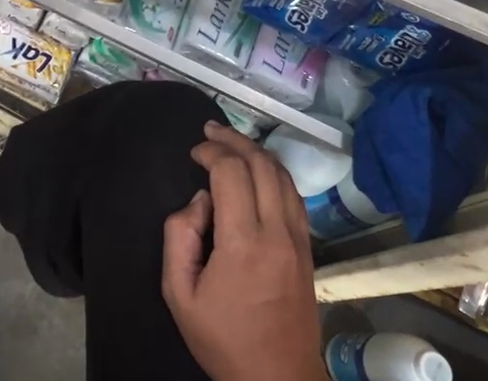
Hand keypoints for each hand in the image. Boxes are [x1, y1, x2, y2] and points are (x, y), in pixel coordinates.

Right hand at [163, 122, 328, 380]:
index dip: (211, 152)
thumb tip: (199, 201)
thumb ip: (179, 237)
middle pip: (262, 164)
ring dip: (257, 152)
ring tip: (232, 142)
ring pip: (284, 176)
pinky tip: (258, 171)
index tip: (194, 152)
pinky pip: (295, 196)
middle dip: (234, 140)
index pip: (231, 173)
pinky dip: (275, 173)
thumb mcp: (179, 294)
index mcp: (243, 243)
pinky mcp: (308, 250)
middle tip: (210, 131)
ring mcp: (298, 240)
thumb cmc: (223, 339)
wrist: (278, 379)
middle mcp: (277, 233)